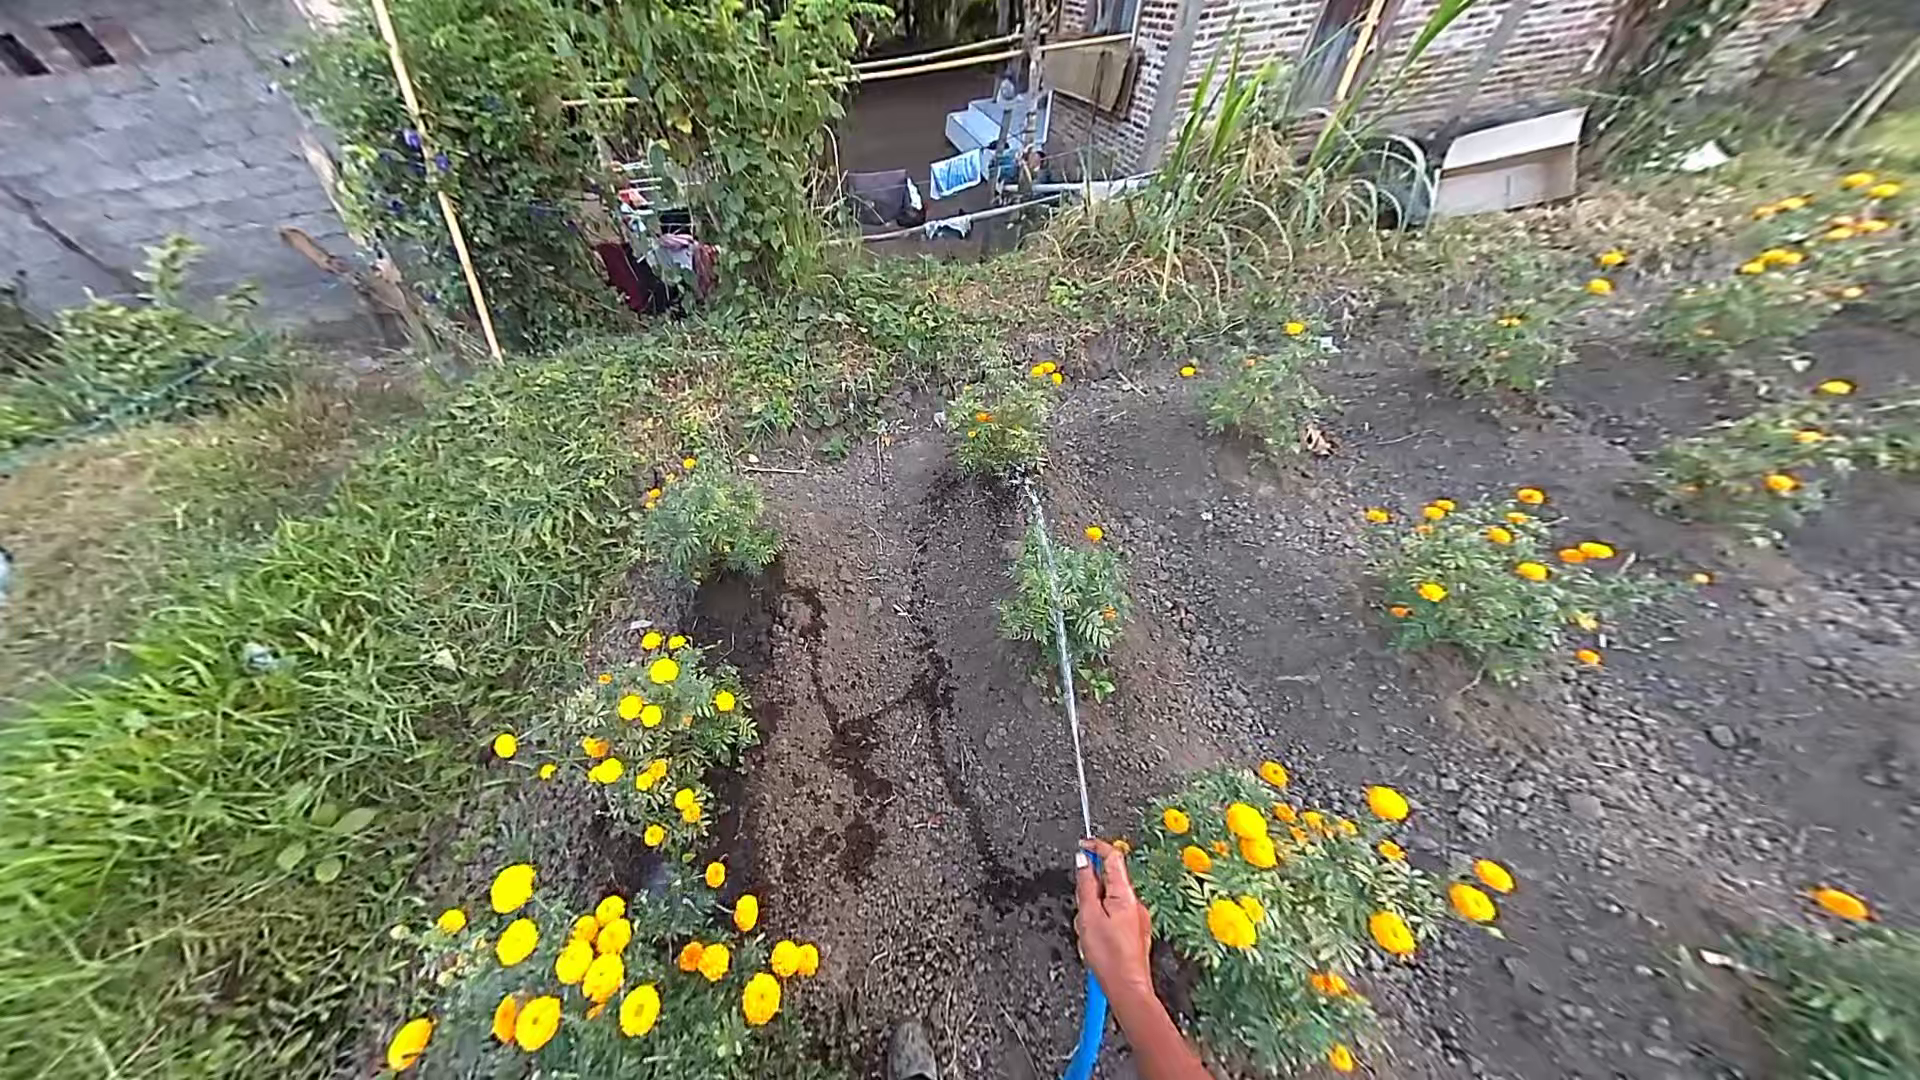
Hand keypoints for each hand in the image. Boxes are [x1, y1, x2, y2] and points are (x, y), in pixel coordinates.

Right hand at [1073, 837, 1152, 1000]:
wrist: (1127, 991)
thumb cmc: (1109, 958)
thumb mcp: (1088, 915)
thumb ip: (1085, 884)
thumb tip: (1082, 860)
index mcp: (1124, 894)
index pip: (1112, 855)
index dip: (1095, 846)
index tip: (1082, 845)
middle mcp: (1134, 902)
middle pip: (1109, 878)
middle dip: (1091, 886)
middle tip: (1082, 906)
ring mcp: (1137, 917)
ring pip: (1110, 897)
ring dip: (1095, 906)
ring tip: (1089, 929)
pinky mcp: (1136, 930)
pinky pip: (1115, 913)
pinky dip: (1103, 917)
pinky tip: (1097, 938)